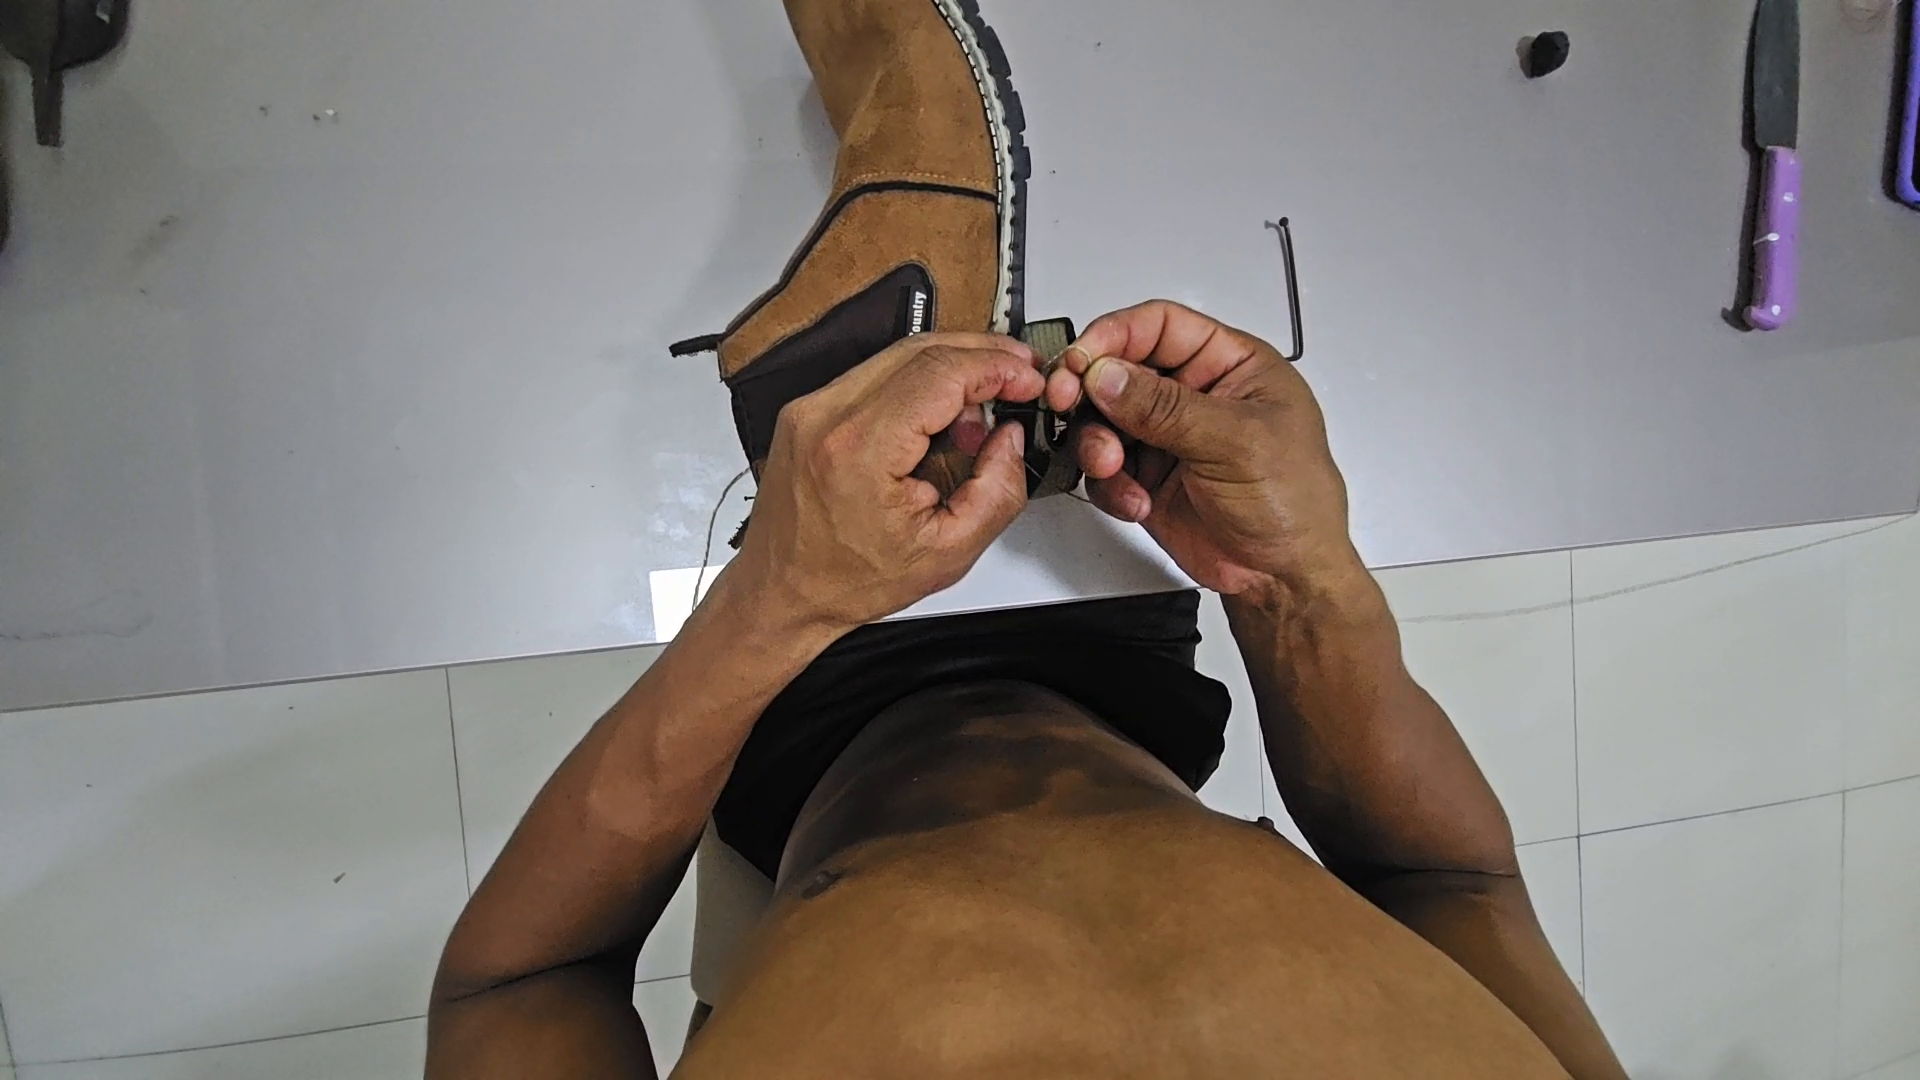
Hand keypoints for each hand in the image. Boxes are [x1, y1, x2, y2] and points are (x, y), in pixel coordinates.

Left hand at [730, 333, 1043, 631]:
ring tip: (984, 406)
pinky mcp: (808, 410)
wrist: (784, 592)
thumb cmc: (847, 580)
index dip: (997, 368)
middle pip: (921, 348)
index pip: (941, 372)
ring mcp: (811, 408)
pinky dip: (919, 383)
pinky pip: (876, 374)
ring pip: (898, 354)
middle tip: (1018, 377)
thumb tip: (1011, 437)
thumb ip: (998, 492)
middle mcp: (826, 416)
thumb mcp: (948, 553)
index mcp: (859, 449)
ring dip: (952, 368)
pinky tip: (941, 415)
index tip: (1027, 381)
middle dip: (982, 355)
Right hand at [1044, 300, 1363, 604]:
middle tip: (1067, 403)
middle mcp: (1191, 396)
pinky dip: (1108, 485)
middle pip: (1118, 371)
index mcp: (1228, 366)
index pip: (1159, 327)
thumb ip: (1165, 407)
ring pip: (1101, 420)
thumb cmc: (1293, 502)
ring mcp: (1164, 437)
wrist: (1280, 575)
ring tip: (1112, 466)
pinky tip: (1136, 500)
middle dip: (1089, 392)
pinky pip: (1102, 469)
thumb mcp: (1236, 442)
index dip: (1115, 336)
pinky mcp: (1144, 476)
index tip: (1082, 359)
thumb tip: (1108, 376)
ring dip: (1096, 445)